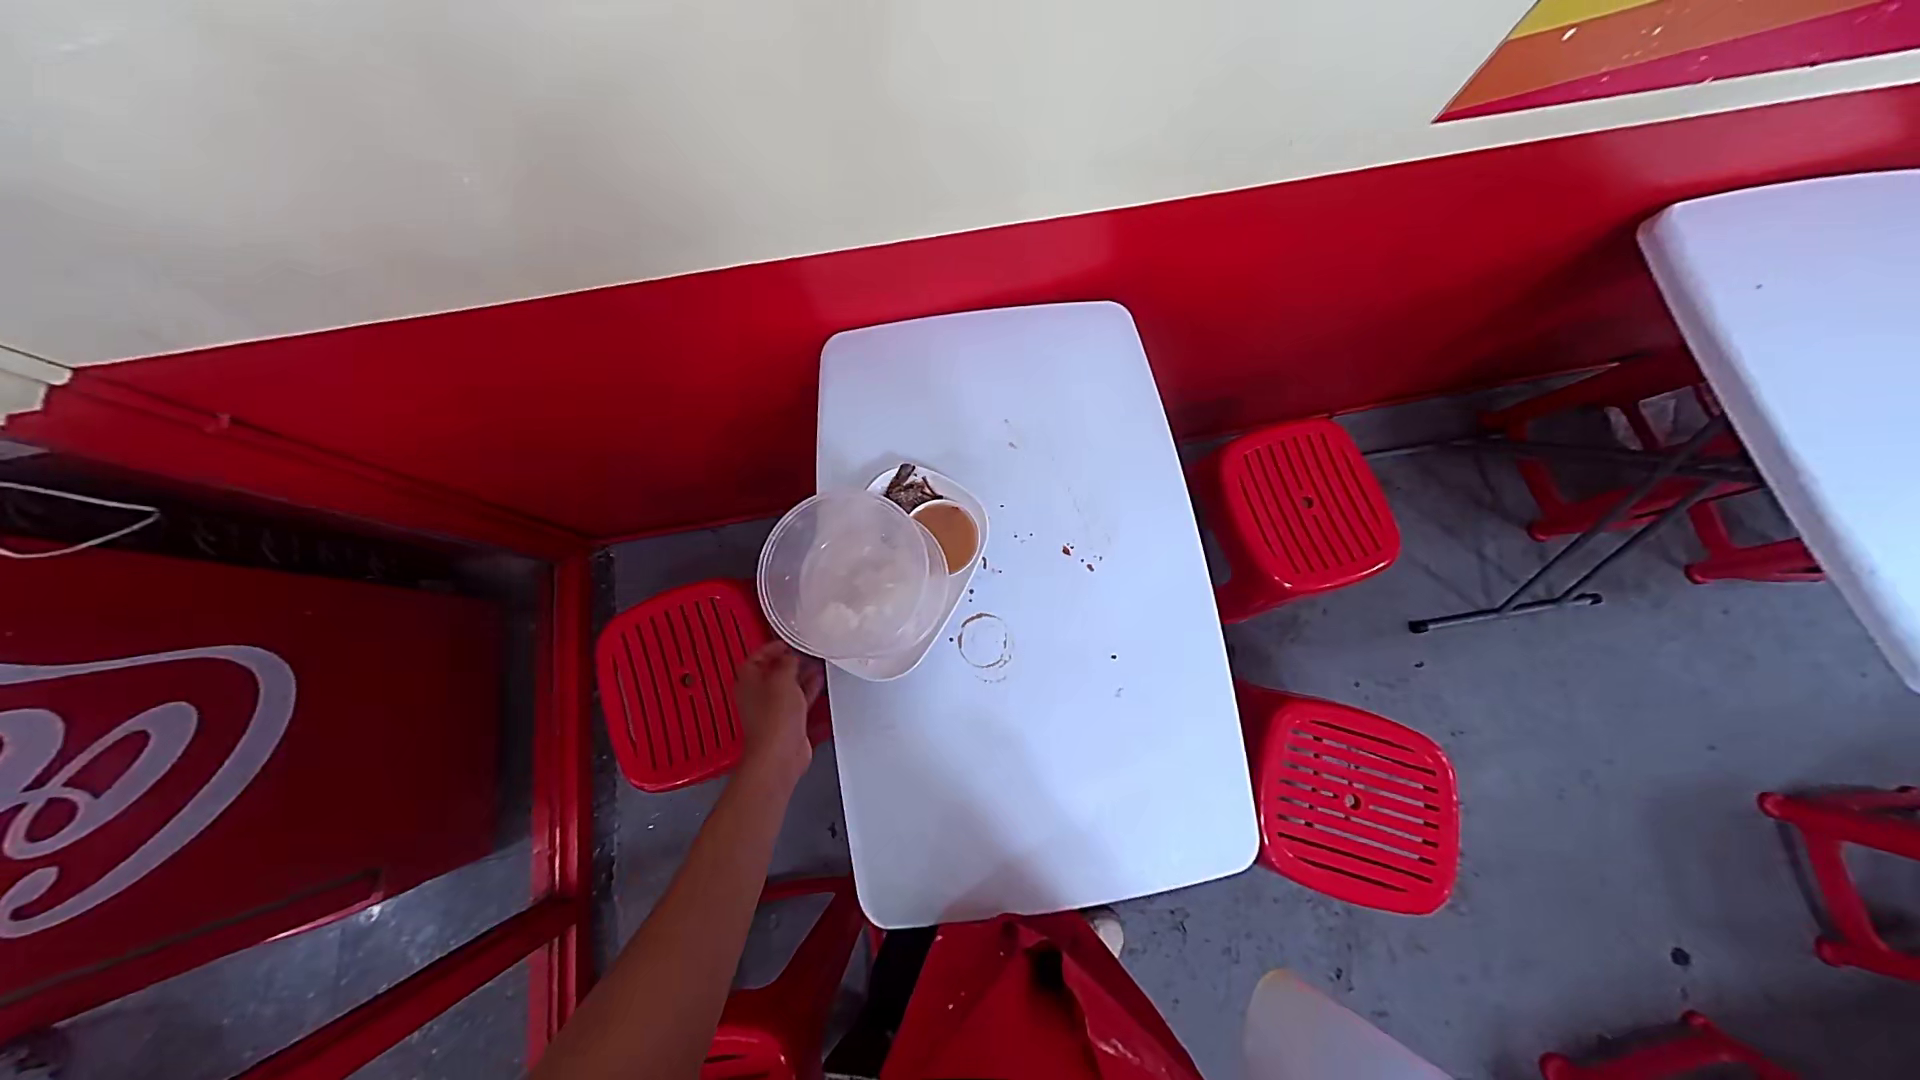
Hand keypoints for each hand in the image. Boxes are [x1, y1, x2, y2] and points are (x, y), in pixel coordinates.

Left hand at [734, 642, 821, 786]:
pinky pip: (799, 700)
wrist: (781, 754)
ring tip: (818, 662)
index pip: (756, 657)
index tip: (787, 641)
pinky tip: (820, 683)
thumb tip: (791, 656)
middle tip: (806, 650)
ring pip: (788, 686)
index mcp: (748, 681)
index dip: (772, 647)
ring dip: (802, 674)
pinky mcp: (788, 722)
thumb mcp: (782, 679)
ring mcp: (773, 709)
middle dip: (790, 661)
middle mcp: (758, 695)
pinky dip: (809, 690)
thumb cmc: (773, 719)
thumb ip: (787, 663)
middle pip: (773, 671)